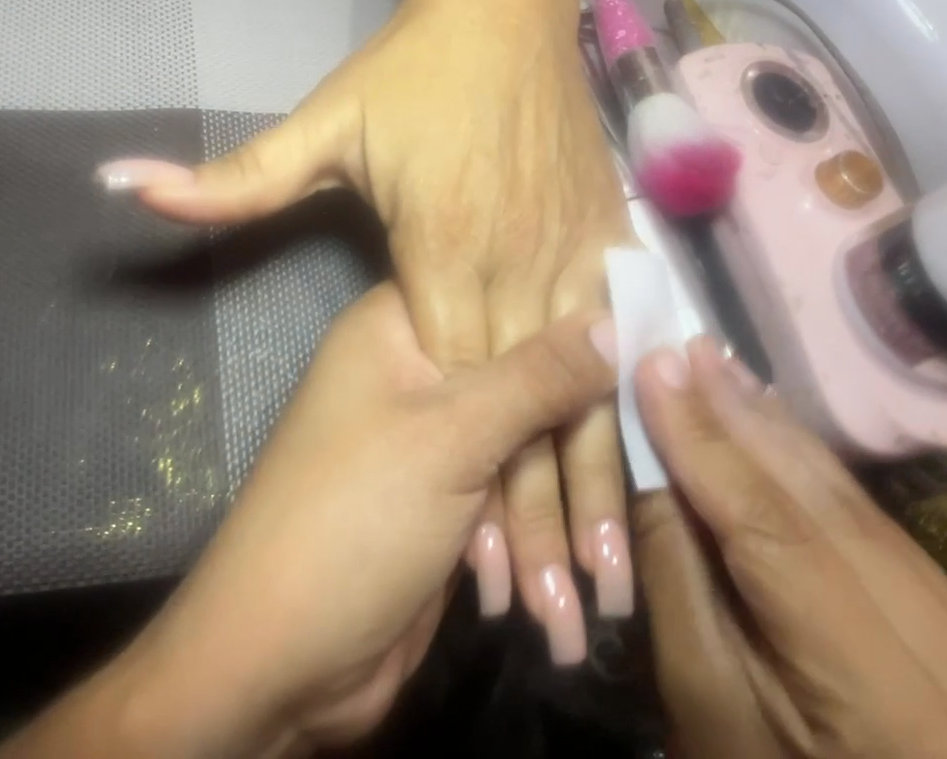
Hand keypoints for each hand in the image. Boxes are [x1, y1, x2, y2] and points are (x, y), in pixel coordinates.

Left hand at [0, 286, 614, 757]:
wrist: (284, 654)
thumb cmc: (358, 517)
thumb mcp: (451, 435)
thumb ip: (538, 374)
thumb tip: (615, 313)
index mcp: (400, 327)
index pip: (505, 292)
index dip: (578, 314)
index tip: (655, 338)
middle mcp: (416, 371)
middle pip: (523, 375)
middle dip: (581, 439)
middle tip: (662, 453)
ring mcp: (430, 439)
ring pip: (523, 444)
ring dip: (564, 507)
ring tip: (616, 566)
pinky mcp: (445, 499)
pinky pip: (510, 495)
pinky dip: (539, 532)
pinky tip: (582, 573)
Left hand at [98, 0, 630, 656]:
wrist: (505, 6)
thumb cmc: (411, 74)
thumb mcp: (322, 126)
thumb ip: (233, 181)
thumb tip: (121, 187)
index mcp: (446, 248)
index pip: (463, 379)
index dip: (477, 476)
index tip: (485, 574)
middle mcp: (516, 259)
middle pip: (527, 401)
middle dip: (547, 513)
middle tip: (565, 618)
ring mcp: (572, 248)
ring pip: (584, 383)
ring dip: (598, 479)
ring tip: (612, 577)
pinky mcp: (606, 235)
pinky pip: (616, 336)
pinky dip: (626, 399)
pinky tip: (647, 458)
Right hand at [631, 338, 946, 758]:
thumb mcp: (713, 712)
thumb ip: (684, 592)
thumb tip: (652, 475)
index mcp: (891, 705)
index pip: (780, 536)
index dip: (710, 447)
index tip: (656, 371)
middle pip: (832, 508)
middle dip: (747, 421)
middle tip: (686, 349)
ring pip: (865, 512)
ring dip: (781, 435)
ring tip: (721, 371)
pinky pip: (887, 536)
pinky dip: (821, 478)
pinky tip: (779, 436)